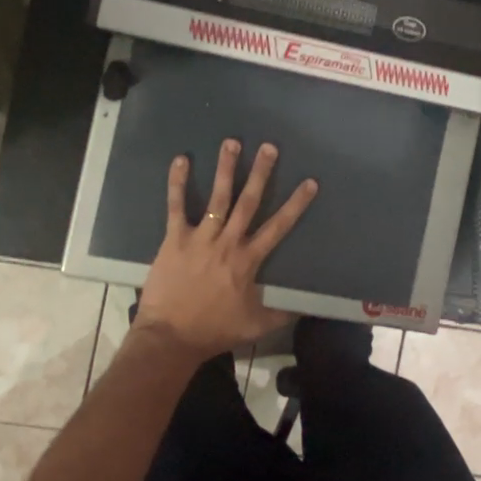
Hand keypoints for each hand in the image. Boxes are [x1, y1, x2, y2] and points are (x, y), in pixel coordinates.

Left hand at [134, 139, 318, 359]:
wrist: (171, 338)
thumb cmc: (215, 331)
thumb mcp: (256, 326)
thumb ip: (283, 312)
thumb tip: (308, 305)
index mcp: (248, 260)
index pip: (278, 227)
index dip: (295, 204)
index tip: (309, 182)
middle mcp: (227, 242)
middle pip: (248, 202)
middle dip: (260, 173)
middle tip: (269, 147)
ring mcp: (199, 238)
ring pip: (216, 197)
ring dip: (224, 169)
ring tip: (231, 142)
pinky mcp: (174, 239)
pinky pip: (175, 207)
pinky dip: (176, 183)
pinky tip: (180, 159)